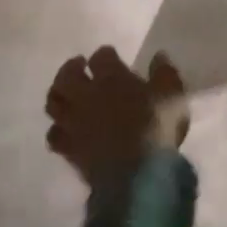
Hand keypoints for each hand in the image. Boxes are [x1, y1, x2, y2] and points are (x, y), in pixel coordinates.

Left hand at [45, 46, 189, 189]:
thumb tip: (158, 56)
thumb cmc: (157, 127)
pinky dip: (57, 126)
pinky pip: (54, 133)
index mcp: (112, 79)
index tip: (108, 53)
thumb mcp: (173, 94)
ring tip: (66, 91)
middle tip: (78, 64)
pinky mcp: (67, 148)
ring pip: (53, 103)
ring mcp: (72, 123)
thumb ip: (164, 73)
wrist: (134, 173)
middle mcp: (86, 96)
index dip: (104, 53)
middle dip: (70, 68)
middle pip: (66, 77)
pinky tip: (64, 126)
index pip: (100, 58)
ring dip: (57, 93)